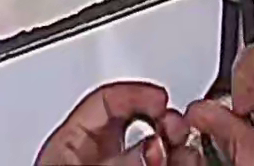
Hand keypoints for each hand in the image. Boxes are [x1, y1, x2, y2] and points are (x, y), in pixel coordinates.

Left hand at [36, 82, 192, 165]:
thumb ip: (117, 163)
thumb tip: (150, 146)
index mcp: (69, 147)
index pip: (105, 102)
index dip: (135, 93)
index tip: (161, 99)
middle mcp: (91, 160)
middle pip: (133, 126)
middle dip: (160, 122)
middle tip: (177, 128)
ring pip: (148, 155)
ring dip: (172, 151)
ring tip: (184, 154)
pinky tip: (181, 164)